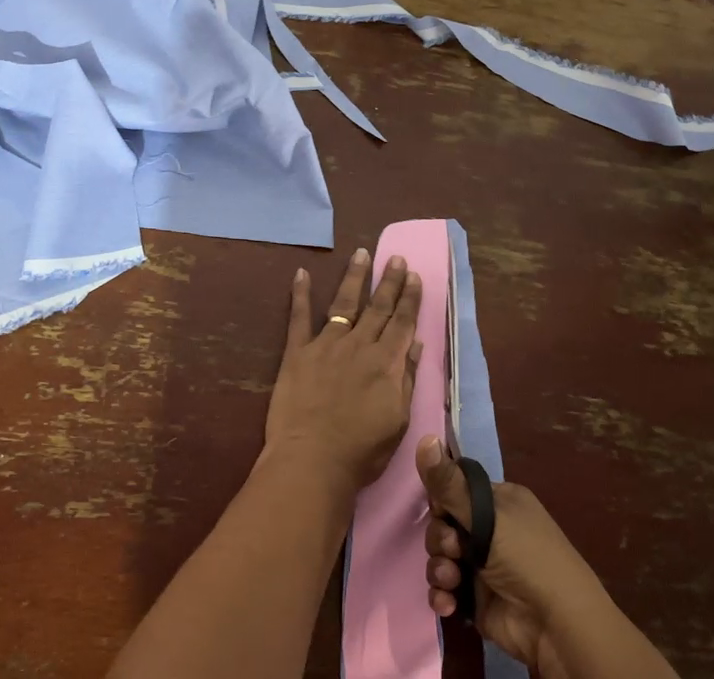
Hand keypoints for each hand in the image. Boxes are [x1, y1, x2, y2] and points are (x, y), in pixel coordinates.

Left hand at [263, 249, 423, 491]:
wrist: (313, 460)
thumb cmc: (362, 450)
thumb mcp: (398, 420)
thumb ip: (406, 378)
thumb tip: (415, 344)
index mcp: (386, 363)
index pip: (403, 323)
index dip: (410, 299)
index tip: (415, 276)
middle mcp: (359, 346)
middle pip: (378, 307)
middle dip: (389, 281)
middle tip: (396, 258)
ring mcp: (326, 345)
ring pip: (344, 303)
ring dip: (355, 277)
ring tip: (361, 253)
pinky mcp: (297, 353)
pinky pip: (299, 318)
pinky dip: (300, 294)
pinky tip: (301, 273)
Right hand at [418, 436, 607, 676]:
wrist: (555, 624)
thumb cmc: (527, 557)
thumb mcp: (488, 516)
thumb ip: (450, 484)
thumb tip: (424, 437)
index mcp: (498, 502)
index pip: (455, 490)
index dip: (441, 501)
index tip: (440, 509)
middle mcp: (489, 531)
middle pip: (442, 524)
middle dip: (440, 539)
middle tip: (453, 548)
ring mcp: (480, 566)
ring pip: (440, 557)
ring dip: (440, 569)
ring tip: (452, 580)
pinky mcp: (474, 598)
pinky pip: (444, 589)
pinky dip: (442, 595)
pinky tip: (449, 603)